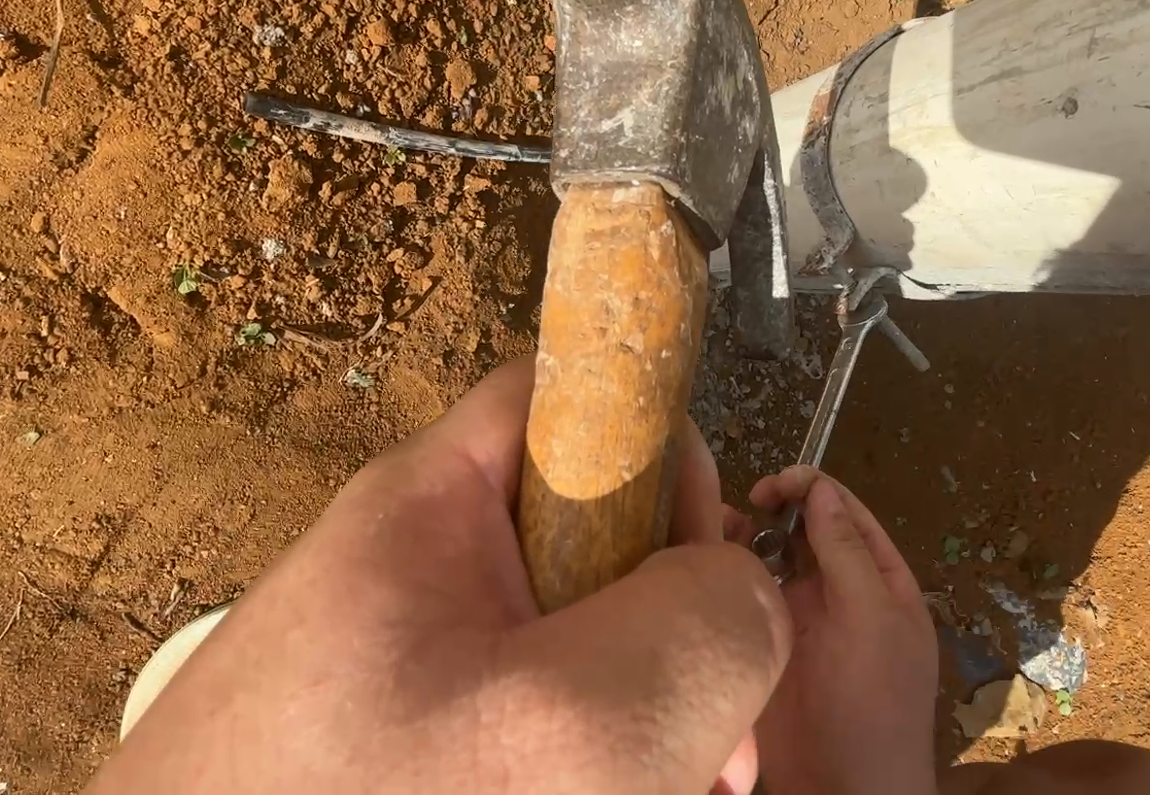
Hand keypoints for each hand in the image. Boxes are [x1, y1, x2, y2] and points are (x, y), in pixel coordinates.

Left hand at [89, 358, 789, 794]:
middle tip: (714, 740)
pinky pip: (533, 703)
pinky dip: (593, 751)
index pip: (563, 395)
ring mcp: (410, 648)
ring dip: (645, 704)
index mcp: (428, 502)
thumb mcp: (568, 732)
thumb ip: (696, 628)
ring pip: (575, 628)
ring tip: (681, 789)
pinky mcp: (406, 727)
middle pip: (587, 523)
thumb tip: (743, 584)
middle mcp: (418, 556)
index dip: (652, 443)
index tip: (702, 556)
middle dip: (671, 614)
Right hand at [744, 466, 939, 794]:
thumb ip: (846, 552)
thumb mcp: (870, 619)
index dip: (816, 488)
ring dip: (754, 531)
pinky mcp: (767, 632)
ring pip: (775, 552)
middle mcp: (840, 587)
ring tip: (726, 524)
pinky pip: (750, 587)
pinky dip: (733, 564)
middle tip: (753, 499)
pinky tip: (712, 556)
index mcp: (879, 580)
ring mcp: (801, 611)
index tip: (778, 483)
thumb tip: (822, 488)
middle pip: (809, 527)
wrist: (839, 788)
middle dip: (783, 504)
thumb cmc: (870, 700)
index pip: (848, 514)